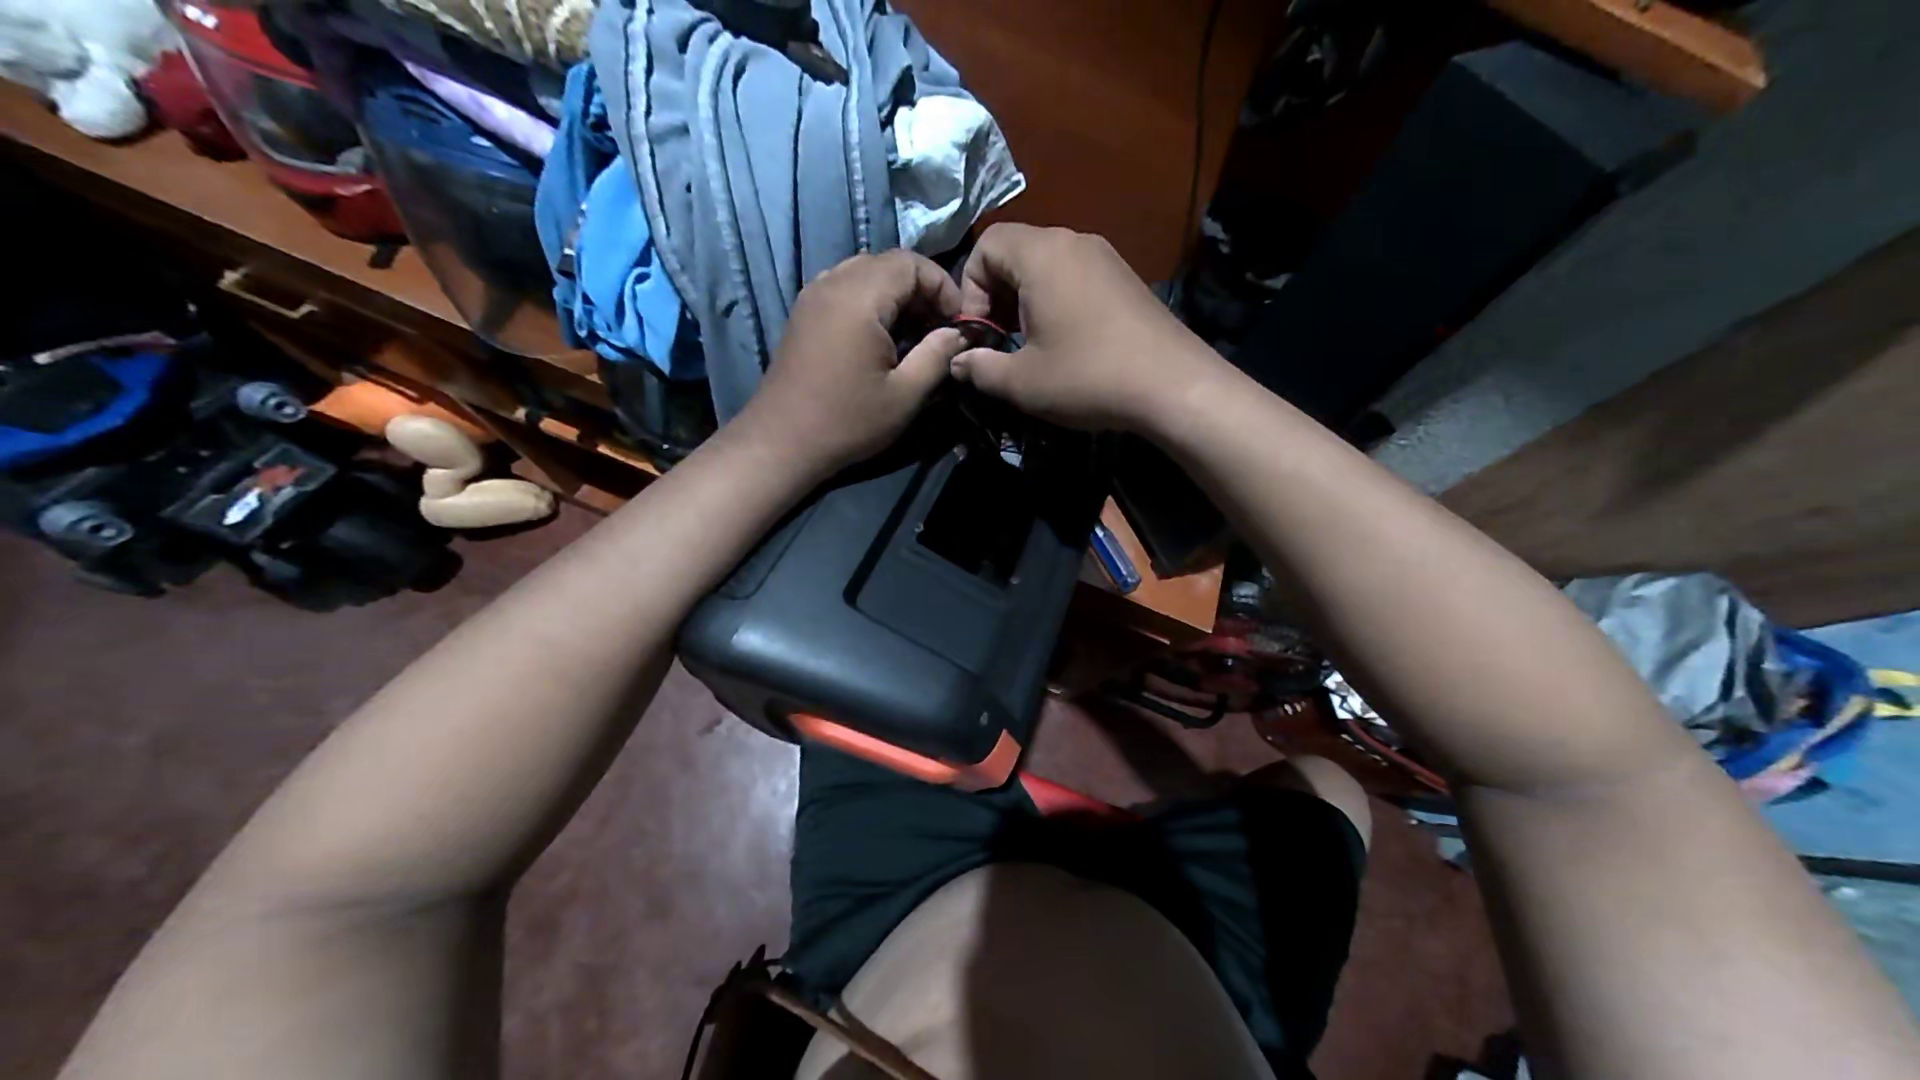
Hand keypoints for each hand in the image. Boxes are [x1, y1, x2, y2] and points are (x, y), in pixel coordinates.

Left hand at [735, 249, 966, 473]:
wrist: (783, 441)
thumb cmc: (848, 420)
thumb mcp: (905, 394)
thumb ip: (938, 355)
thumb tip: (959, 333)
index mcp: (859, 297)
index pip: (911, 263)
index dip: (942, 286)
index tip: (957, 323)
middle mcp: (833, 283)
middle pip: (888, 263)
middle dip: (921, 290)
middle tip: (939, 329)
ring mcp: (813, 296)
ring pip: (865, 273)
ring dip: (896, 295)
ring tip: (913, 334)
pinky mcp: (804, 313)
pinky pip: (844, 288)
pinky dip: (870, 301)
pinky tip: (881, 338)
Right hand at [949, 224, 1217, 431]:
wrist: (1174, 386)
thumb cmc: (1088, 377)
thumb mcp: (1022, 381)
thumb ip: (979, 368)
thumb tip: (958, 362)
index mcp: (1043, 254)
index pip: (986, 244)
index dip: (970, 288)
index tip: (981, 332)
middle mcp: (1074, 242)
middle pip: (1015, 252)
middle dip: (996, 295)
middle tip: (1001, 341)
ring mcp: (1104, 257)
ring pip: (1045, 265)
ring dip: (1025, 300)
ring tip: (1032, 345)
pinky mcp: (1124, 278)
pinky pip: (1074, 276)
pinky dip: (1055, 300)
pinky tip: (1066, 342)